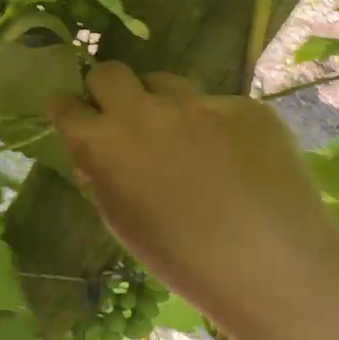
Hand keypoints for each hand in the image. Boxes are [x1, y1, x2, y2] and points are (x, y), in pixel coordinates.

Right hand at [48, 63, 338, 339]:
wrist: (274, 267)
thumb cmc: (179, 256)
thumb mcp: (118, 216)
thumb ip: (102, 172)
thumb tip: (100, 155)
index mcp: (99, 142)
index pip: (64, 103)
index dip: (70, 111)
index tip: (79, 120)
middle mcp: (141, 112)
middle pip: (109, 72)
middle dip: (109, 90)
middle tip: (124, 116)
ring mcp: (197, 104)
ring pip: (164, 81)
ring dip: (162, 102)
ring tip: (183, 135)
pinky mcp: (246, 108)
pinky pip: (218, 105)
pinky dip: (216, 125)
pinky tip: (235, 159)